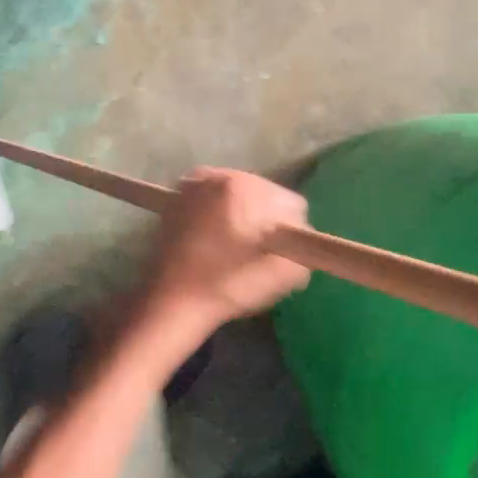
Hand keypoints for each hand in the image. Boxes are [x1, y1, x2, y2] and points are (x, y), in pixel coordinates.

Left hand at [137, 168, 311, 337]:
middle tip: (256, 253)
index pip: (291, 204)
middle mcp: (220, 175)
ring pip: (237, 196)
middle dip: (265, 219)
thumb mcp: (282, 276)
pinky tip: (214, 241)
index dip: (293, 231)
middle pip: (263, 194)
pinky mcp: (176, 198)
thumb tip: (303, 242)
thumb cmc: (228, 287)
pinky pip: (211, 200)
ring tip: (233, 249)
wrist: (171, 302)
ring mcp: (194, 184)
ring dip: (242, 215)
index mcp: (248, 188)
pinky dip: (218, 214)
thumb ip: (306, 252)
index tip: (281, 254)